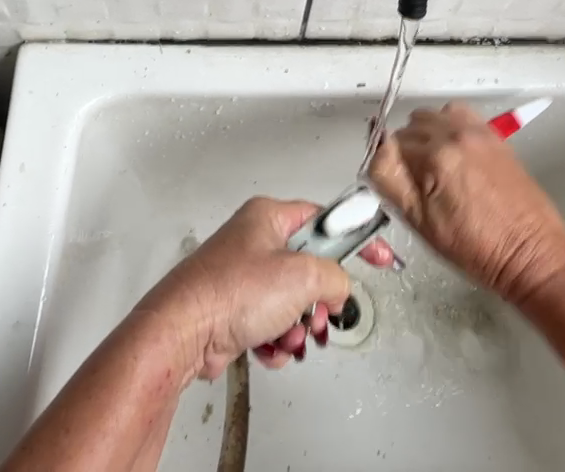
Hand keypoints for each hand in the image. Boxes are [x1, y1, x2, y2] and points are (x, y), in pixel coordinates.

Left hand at [139, 197, 390, 377]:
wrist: (185, 332)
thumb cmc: (230, 292)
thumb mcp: (301, 276)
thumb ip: (335, 276)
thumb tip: (337, 288)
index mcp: (269, 217)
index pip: (326, 220)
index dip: (355, 238)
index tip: (379, 257)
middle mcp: (256, 241)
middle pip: (312, 268)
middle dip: (318, 301)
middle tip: (318, 314)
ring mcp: (245, 276)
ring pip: (295, 302)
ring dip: (298, 325)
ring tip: (287, 334)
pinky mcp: (237, 309)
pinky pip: (275, 324)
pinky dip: (277, 340)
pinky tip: (267, 347)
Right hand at [368, 102, 564, 298]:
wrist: (531, 254)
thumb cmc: (480, 248)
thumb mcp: (420, 223)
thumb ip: (389, 181)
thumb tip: (376, 153)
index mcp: (435, 158)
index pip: (388, 145)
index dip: (389, 168)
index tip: (400, 188)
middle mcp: (455, 135)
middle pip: (407, 129)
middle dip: (406, 154)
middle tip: (419, 186)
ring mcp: (476, 131)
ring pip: (429, 118)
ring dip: (425, 138)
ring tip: (436, 169)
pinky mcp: (492, 134)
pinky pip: (456, 114)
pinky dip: (447, 127)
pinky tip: (452, 153)